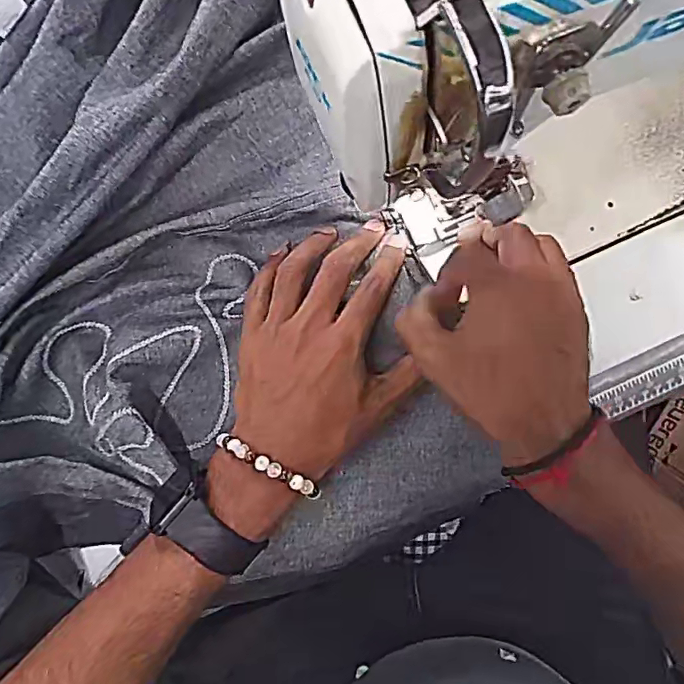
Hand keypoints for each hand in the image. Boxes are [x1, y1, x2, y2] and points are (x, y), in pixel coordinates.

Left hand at [209, 223, 424, 538]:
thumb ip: (407, 376)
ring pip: (293, 272)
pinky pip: (259, 290)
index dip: (386, 264)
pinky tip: (281, 254)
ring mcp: (276, 328)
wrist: (272, 453)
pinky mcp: (253, 334)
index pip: (369, 290)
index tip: (396, 248)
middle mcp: (307, 328)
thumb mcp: (375, 409)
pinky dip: (270, 267)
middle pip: (333, 271)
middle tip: (372, 230)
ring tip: (329, 233)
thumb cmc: (322, 434)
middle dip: (357, 244)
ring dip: (312, 247)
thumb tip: (430, 347)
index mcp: (341, 344)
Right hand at [395, 222, 592, 467]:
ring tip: (499, 267)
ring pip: (539, 243)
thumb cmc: (498, 395)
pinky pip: (559, 267)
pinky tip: (526, 286)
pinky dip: (539, 267)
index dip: (448, 271)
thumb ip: (415, 320)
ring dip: (515, 249)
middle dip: (483, 244)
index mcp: (495, 286)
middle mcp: (530, 280)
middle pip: (506, 234)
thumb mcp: (434, 360)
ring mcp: (557, 290)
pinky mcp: (574, 306)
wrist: (544, 421)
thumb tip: (419, 302)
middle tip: (471, 263)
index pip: (466, 253)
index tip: (445, 292)